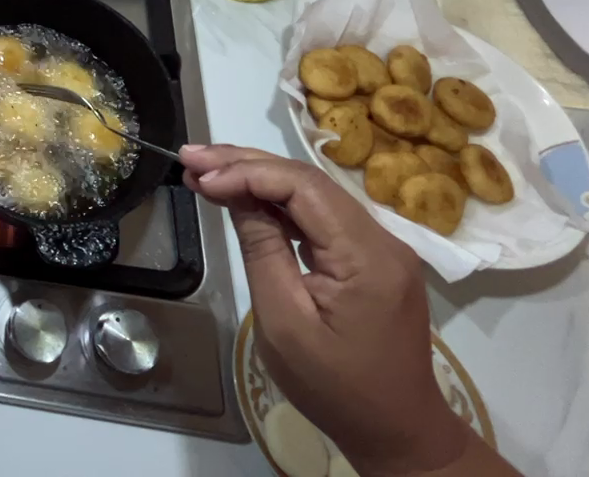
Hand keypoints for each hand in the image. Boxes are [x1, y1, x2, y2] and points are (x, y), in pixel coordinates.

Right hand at [181, 145, 510, 476]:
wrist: (398, 432)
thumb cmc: (334, 386)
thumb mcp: (284, 322)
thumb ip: (262, 250)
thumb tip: (235, 195)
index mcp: (366, 256)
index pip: (302, 186)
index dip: (246, 173)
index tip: (198, 177)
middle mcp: (381, 238)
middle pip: (306, 179)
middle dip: (243, 163)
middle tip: (190, 157)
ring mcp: (379, 244)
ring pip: (310, 189)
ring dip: (255, 175)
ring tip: (203, 168)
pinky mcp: (369, 254)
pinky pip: (318, 212)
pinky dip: (275, 198)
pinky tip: (240, 194)